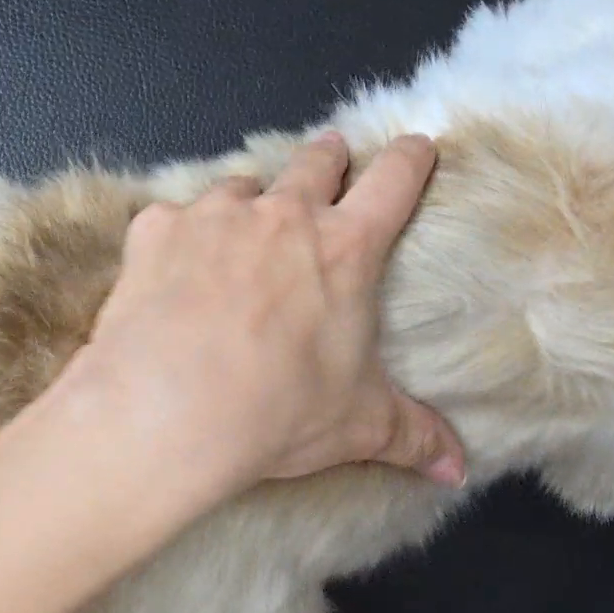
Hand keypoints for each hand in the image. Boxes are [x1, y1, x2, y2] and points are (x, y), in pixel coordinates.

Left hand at [60, 131, 466, 495]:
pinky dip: (179, 233)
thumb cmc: (276, 412)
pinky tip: (173, 262)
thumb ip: (411, 436)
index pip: (394, 183)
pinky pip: (173, 217)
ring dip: (250, 197)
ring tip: (244, 218)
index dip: (410, 159)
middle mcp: (282, 216)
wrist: (167, 410)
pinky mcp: (156, 231)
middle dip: (328, 157)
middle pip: (314, 164)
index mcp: (344, 249)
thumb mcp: (357, 426)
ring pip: (241, 185)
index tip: (417, 145)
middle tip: (332, 152)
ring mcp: (215, 217)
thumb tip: (456, 468)